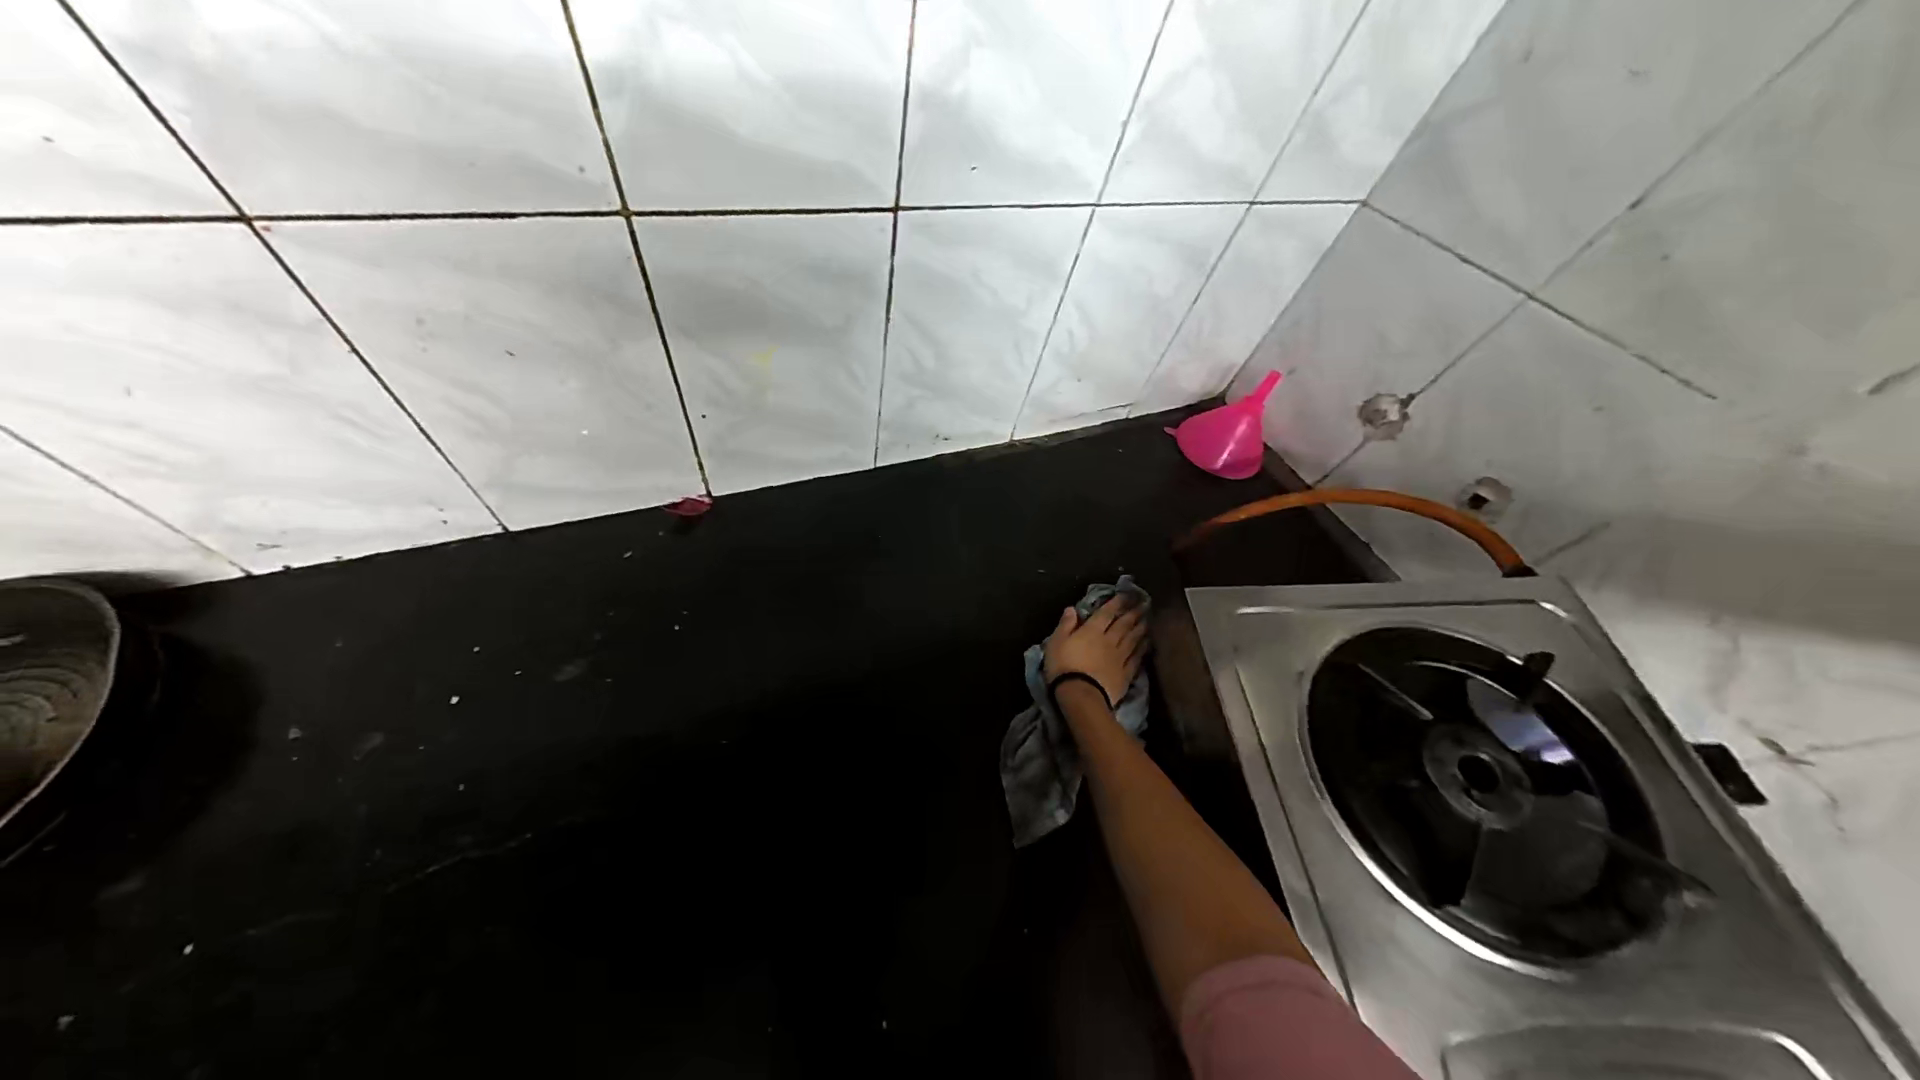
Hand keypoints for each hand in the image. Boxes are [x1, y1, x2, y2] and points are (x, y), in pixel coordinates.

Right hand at [1043, 597, 1148, 706]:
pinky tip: (1147, 643)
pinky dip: (1142, 648)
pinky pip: (1136, 658)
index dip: (1117, 602)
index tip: (1127, 594)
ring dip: (1140, 627)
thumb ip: (1065, 625)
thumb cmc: (1063, 667)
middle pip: (1124, 624)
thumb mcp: (1056, 642)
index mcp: (1092, 631)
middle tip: (1144, 603)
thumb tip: (1072, 608)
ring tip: (1147, 619)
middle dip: (1134, 612)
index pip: (1106, 613)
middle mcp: (1109, 640)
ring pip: (1133, 638)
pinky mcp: (1125, 673)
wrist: (1081, 695)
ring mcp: (1119, 657)